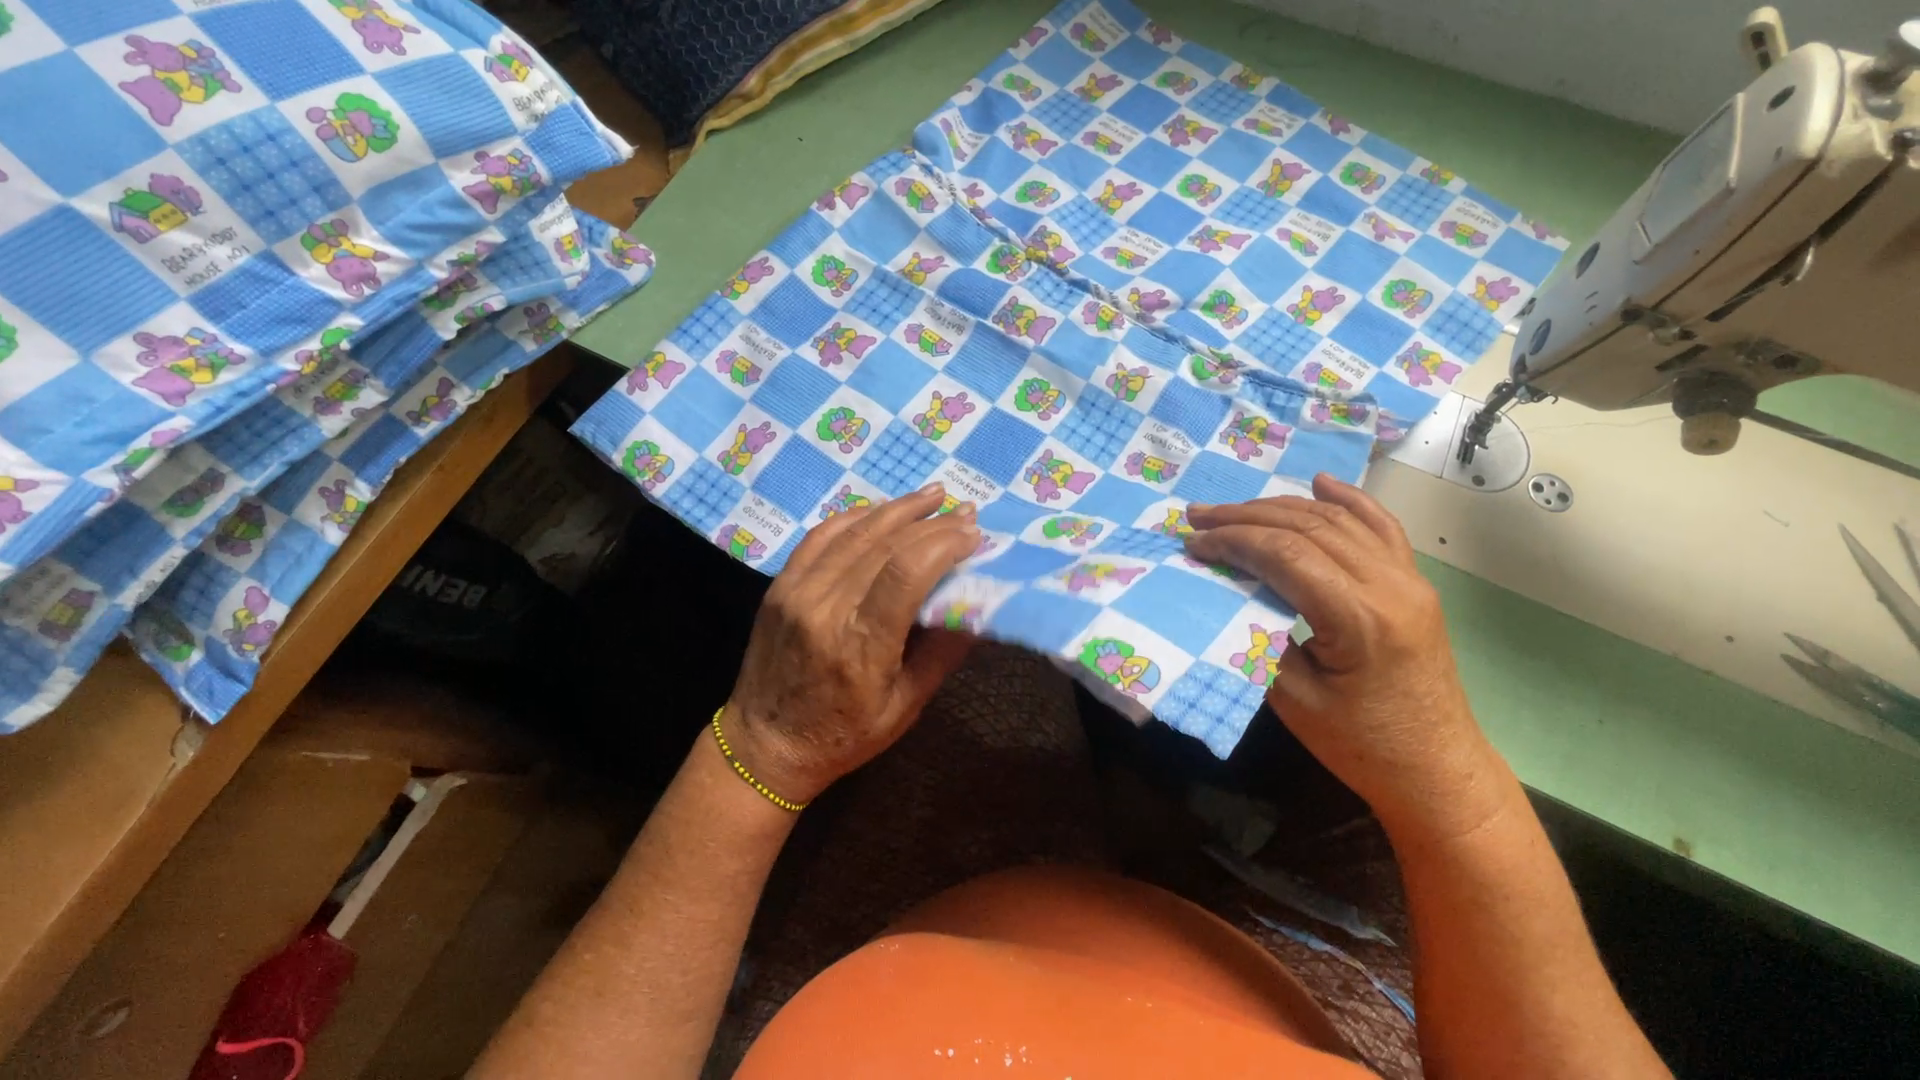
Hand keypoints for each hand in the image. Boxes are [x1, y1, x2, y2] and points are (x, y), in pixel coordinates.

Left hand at [722, 483, 978, 804]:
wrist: (764, 745)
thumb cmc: (843, 737)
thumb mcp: (904, 707)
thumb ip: (943, 653)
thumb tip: (982, 604)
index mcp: (860, 647)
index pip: (906, 572)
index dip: (944, 544)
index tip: (974, 535)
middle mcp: (825, 610)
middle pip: (885, 545)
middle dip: (932, 524)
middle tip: (967, 513)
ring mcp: (797, 593)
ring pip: (855, 532)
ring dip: (900, 509)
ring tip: (935, 496)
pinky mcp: (780, 586)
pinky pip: (822, 536)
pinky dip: (857, 516)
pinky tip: (883, 510)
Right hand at [1184, 474, 1506, 837]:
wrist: (1435, 771)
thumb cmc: (1361, 747)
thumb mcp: (1294, 700)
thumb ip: (1259, 639)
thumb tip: (1224, 595)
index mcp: (1358, 618)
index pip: (1285, 555)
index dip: (1233, 541)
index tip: (1192, 543)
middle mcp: (1389, 585)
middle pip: (1308, 527)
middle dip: (1246, 517)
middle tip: (1198, 517)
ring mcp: (1408, 580)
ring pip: (1338, 521)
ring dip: (1281, 508)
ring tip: (1234, 509)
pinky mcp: (1414, 585)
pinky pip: (1380, 528)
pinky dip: (1348, 501)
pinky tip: (1321, 483)